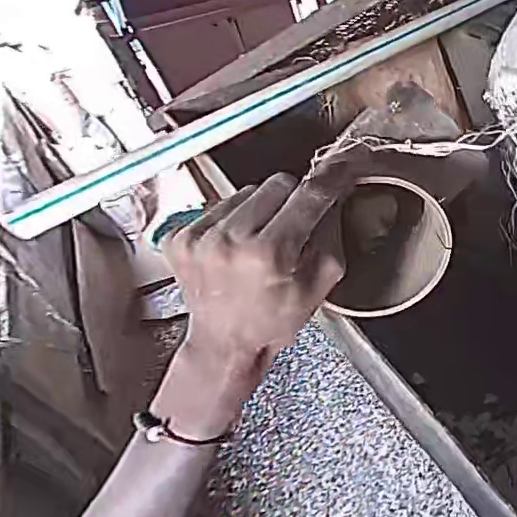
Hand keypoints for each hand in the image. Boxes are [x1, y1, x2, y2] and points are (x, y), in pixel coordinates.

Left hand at [153, 172, 346, 437]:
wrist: (223, 345)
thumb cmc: (271, 321)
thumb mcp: (319, 286)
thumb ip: (332, 237)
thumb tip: (333, 199)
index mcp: (268, 254)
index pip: (308, 195)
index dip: (328, 181)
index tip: (338, 171)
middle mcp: (228, 239)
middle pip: (277, 183)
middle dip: (293, 199)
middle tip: (294, 226)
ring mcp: (198, 236)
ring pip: (247, 191)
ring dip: (261, 209)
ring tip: (261, 241)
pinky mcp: (178, 236)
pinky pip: (219, 205)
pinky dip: (233, 219)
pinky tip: (236, 246)